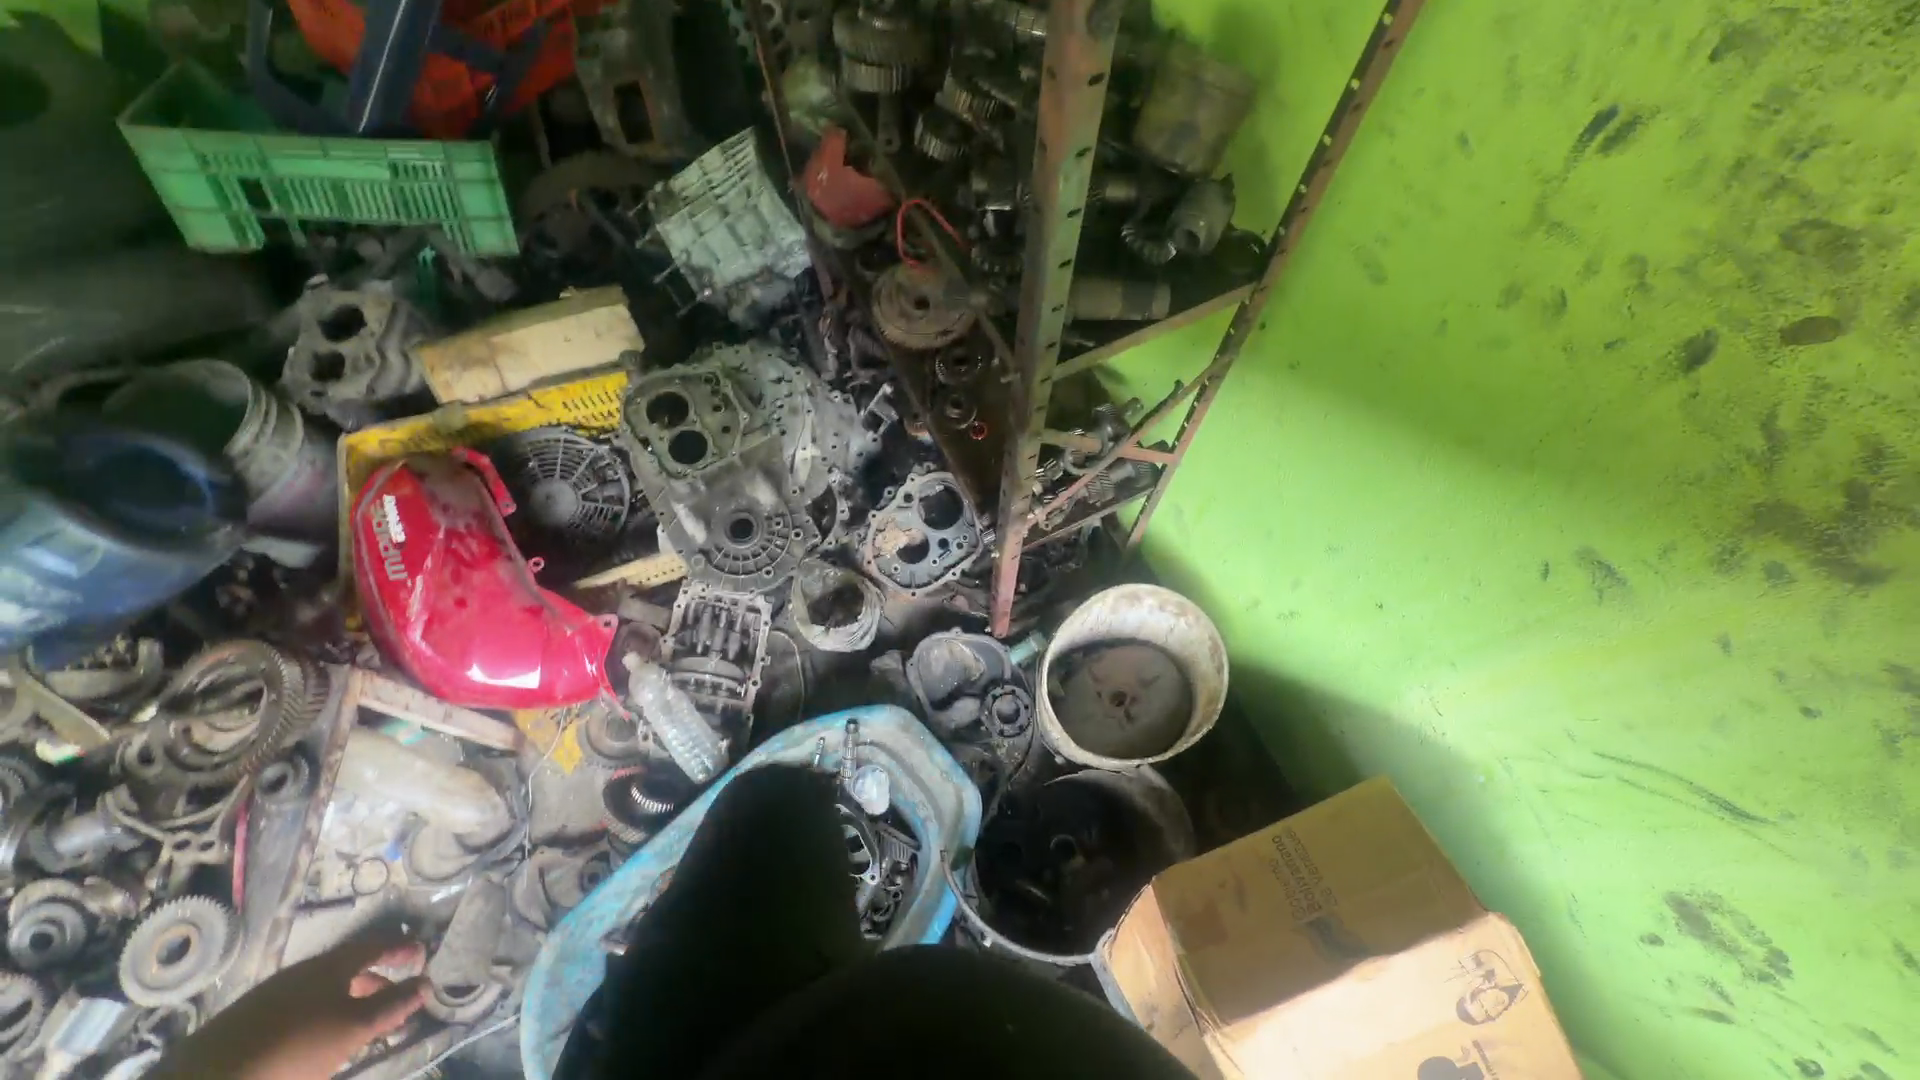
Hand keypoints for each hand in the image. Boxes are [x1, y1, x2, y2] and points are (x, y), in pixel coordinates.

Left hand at [150, 937, 428, 1079]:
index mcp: (330, 965)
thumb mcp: (354, 1028)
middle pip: (349, 968)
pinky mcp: (247, 1021)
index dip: (402, 949)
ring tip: (361, 1025)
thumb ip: (393, 1005)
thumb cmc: (294, 1047)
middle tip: (396, 999)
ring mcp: (270, 995)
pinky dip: (322, 1014)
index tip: (423, 956)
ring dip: (349, 1000)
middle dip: (377, 981)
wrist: (206, 1079)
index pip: (376, 945)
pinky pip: (300, 1007)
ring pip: (323, 989)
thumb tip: (427, 983)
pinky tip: (318, 1039)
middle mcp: (302, 972)